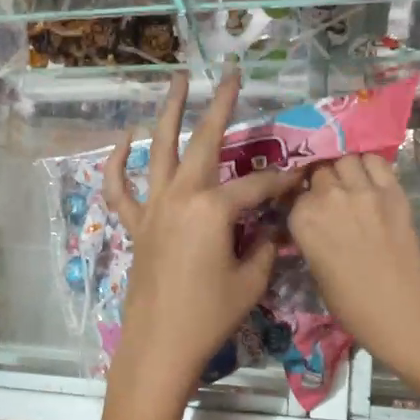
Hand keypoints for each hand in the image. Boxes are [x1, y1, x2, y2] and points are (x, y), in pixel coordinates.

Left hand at [104, 72, 302, 388]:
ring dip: (167, 112)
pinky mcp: (136, 225)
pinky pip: (119, 189)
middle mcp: (180, 197)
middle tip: (231, 74)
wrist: (160, 345)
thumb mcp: (250, 281)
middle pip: (203, 142)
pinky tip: (124, 139)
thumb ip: (263, 244)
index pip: (256, 184)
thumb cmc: (209, 315)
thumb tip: (272, 226)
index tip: (302, 175)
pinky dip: (117, 163)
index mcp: (212, 209)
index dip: (282, 179)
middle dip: (220, 105)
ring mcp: (152, 208)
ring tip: (177, 81)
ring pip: (157, 150)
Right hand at [287, 154, 419, 369]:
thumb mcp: (313, 266)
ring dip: (344, 167)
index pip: (295, 191)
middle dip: (322, 178)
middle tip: (329, 193)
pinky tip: (369, 179)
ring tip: (349, 182)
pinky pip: (376, 162)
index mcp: (303, 218)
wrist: (398, 310)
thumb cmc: (348, 301)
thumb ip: (309, 233)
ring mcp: (364, 191)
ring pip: (347, 158)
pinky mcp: (393, 192)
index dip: (301, 196)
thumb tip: (309, 218)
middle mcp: (330, 196)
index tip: (306, 205)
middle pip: (320, 168)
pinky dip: (369, 165)